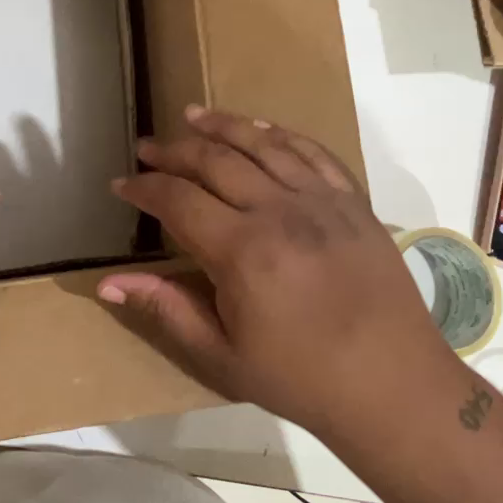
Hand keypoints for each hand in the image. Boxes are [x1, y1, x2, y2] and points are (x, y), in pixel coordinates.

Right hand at [97, 107, 455, 433]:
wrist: (394, 385)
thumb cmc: (301, 378)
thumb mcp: (222, 355)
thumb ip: (166, 308)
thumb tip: (108, 284)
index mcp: (242, 251)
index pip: (178, 200)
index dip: (143, 188)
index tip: (121, 185)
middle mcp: (280, 212)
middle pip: (215, 160)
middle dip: (173, 150)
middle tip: (147, 149)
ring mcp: (322, 201)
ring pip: (262, 144)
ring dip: (222, 126)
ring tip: (191, 116)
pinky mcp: (353, 202)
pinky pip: (312, 152)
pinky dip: (280, 135)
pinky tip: (259, 129)